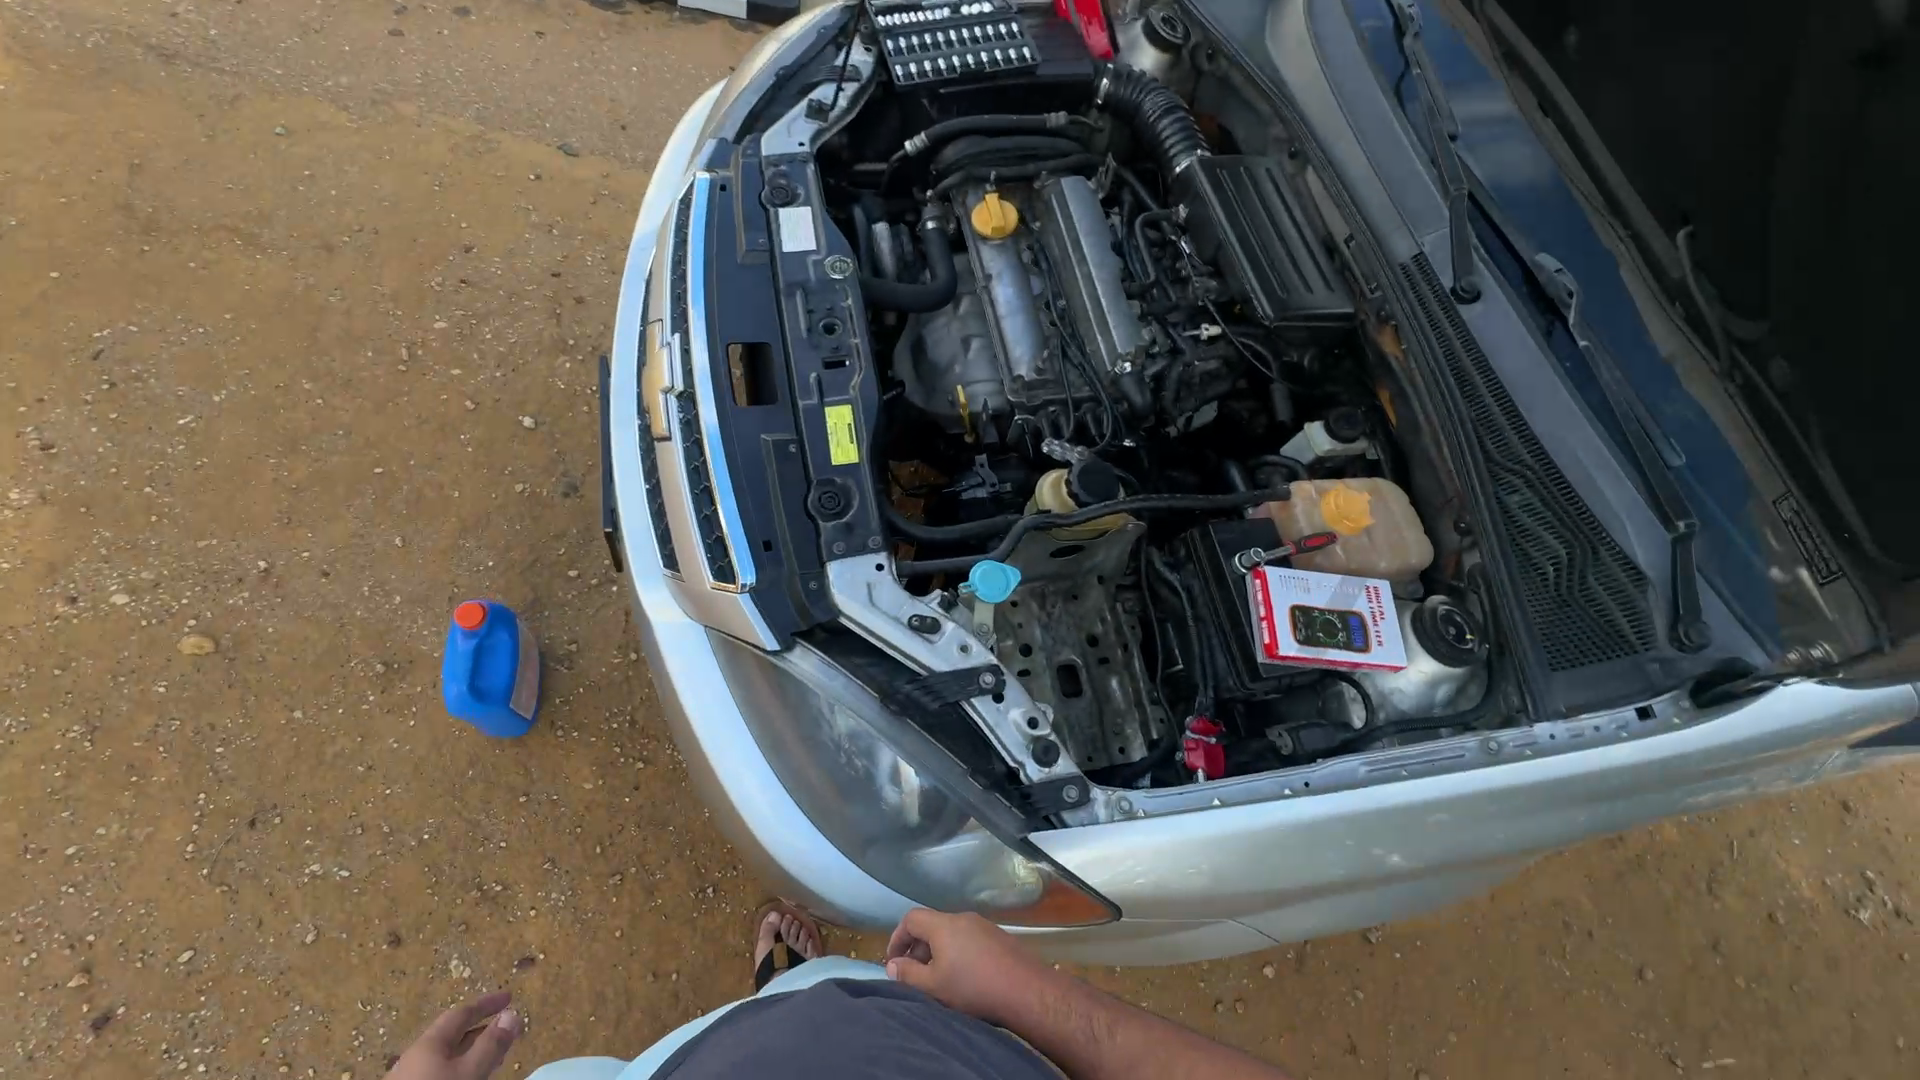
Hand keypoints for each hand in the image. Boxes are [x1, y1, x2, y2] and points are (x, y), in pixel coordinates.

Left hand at [383, 991, 523, 1079]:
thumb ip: (491, 1044)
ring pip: (445, 1058)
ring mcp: (408, 1079)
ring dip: (472, 1053)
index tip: (509, 998)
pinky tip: (468, 1079)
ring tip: (494, 1058)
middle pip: (451, 1036)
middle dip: (481, 1029)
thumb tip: (512, 1014)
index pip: (461, 1013)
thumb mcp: (470, 1073)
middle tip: (506, 1029)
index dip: (487, 1004)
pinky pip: (438, 1074)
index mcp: (428, 1044)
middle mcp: (414, 1058)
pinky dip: (459, 1070)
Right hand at [883, 908, 1059, 1026]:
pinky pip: (967, 938)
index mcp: (943, 924)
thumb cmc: (973, 986)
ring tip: (935, 978)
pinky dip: (955, 951)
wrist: (1024, 989)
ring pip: (949, 932)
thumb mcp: (934, 985)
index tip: (893, 962)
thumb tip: (892, 965)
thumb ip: (909, 974)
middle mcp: (961, 918)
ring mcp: (982, 925)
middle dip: (916, 947)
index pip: (911, 918)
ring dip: (936, 950)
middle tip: (912, 974)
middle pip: (930, 924)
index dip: (897, 938)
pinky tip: (961, 975)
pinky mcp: (997, 936)